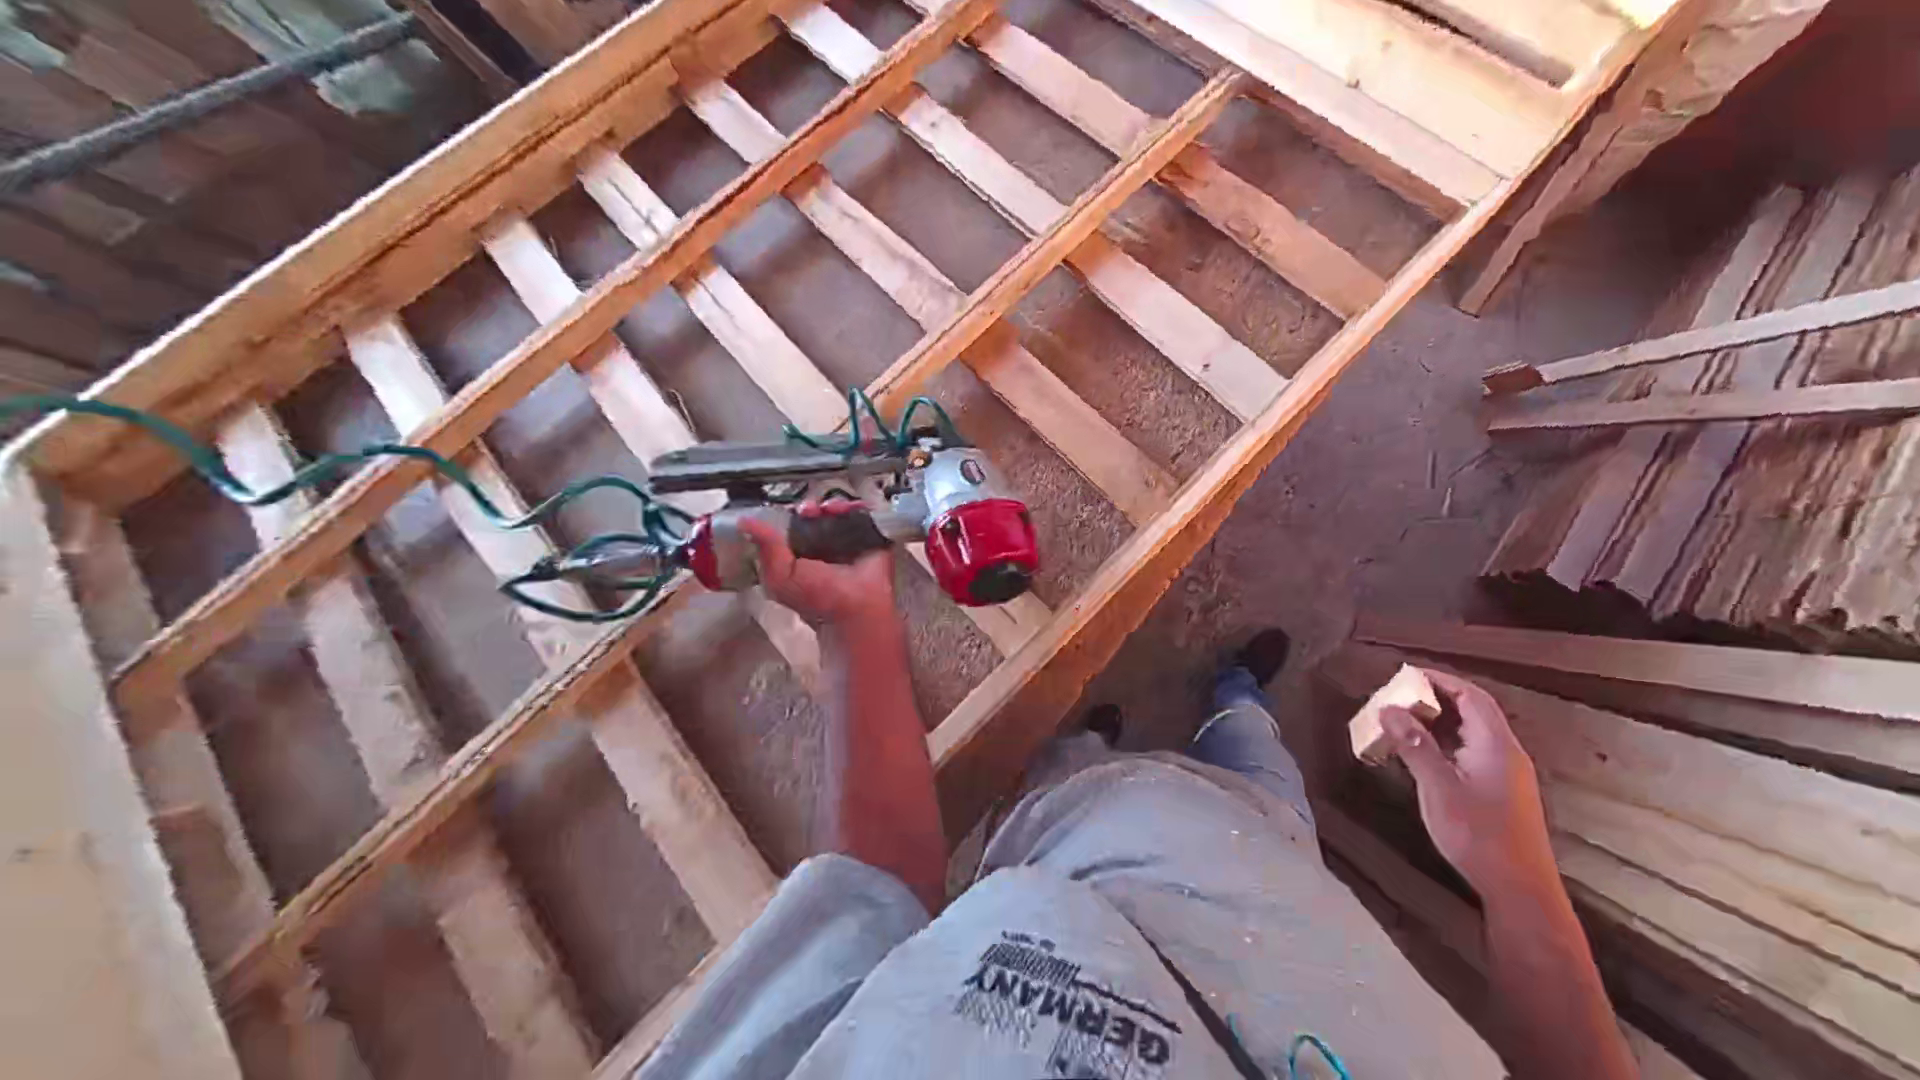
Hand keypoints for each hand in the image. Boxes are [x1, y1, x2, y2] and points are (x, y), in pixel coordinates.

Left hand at [737, 499, 898, 629]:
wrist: (855, 607)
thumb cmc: (816, 598)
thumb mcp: (780, 577)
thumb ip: (765, 548)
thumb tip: (744, 521)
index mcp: (798, 556)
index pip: (790, 527)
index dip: (788, 515)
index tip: (790, 512)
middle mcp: (821, 546)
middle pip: (814, 514)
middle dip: (810, 507)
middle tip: (811, 511)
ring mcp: (846, 539)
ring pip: (836, 510)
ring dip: (832, 505)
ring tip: (831, 510)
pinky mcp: (868, 535)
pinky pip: (860, 513)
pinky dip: (854, 506)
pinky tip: (847, 510)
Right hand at [1380, 669, 1558, 900]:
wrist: (1519, 888)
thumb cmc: (1478, 834)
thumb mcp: (1438, 787)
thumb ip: (1414, 745)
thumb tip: (1388, 709)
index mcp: (1496, 745)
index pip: (1471, 697)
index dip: (1441, 680)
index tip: (1407, 674)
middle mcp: (1506, 753)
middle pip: (1473, 711)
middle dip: (1435, 698)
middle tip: (1397, 696)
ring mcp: (1506, 773)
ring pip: (1471, 732)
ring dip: (1437, 721)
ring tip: (1401, 720)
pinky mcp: (1500, 790)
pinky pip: (1470, 750)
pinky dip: (1444, 741)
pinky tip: (1420, 752)